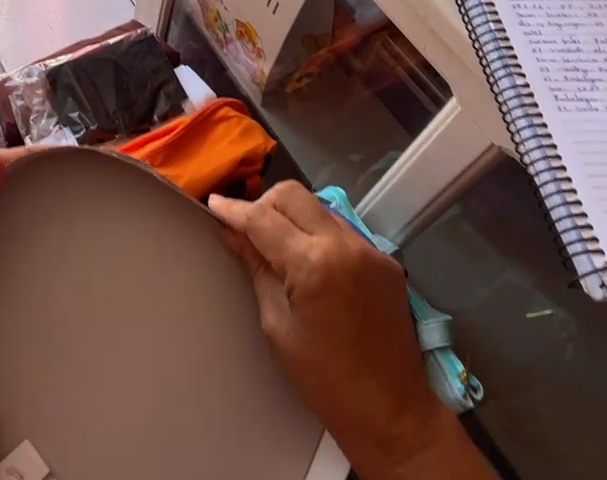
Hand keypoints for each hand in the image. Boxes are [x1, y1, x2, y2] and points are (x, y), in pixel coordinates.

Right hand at [209, 182, 442, 477]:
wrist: (393, 411)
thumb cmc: (324, 379)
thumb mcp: (277, 325)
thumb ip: (257, 269)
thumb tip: (232, 235)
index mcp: (312, 264)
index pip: (262, 218)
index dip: (233, 210)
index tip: (213, 204)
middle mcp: (344, 244)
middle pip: (293, 195)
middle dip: (263, 203)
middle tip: (246, 227)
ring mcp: (370, 248)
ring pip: (318, 206)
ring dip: (292, 215)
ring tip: (277, 242)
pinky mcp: (386, 259)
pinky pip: (342, 228)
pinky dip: (318, 231)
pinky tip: (310, 258)